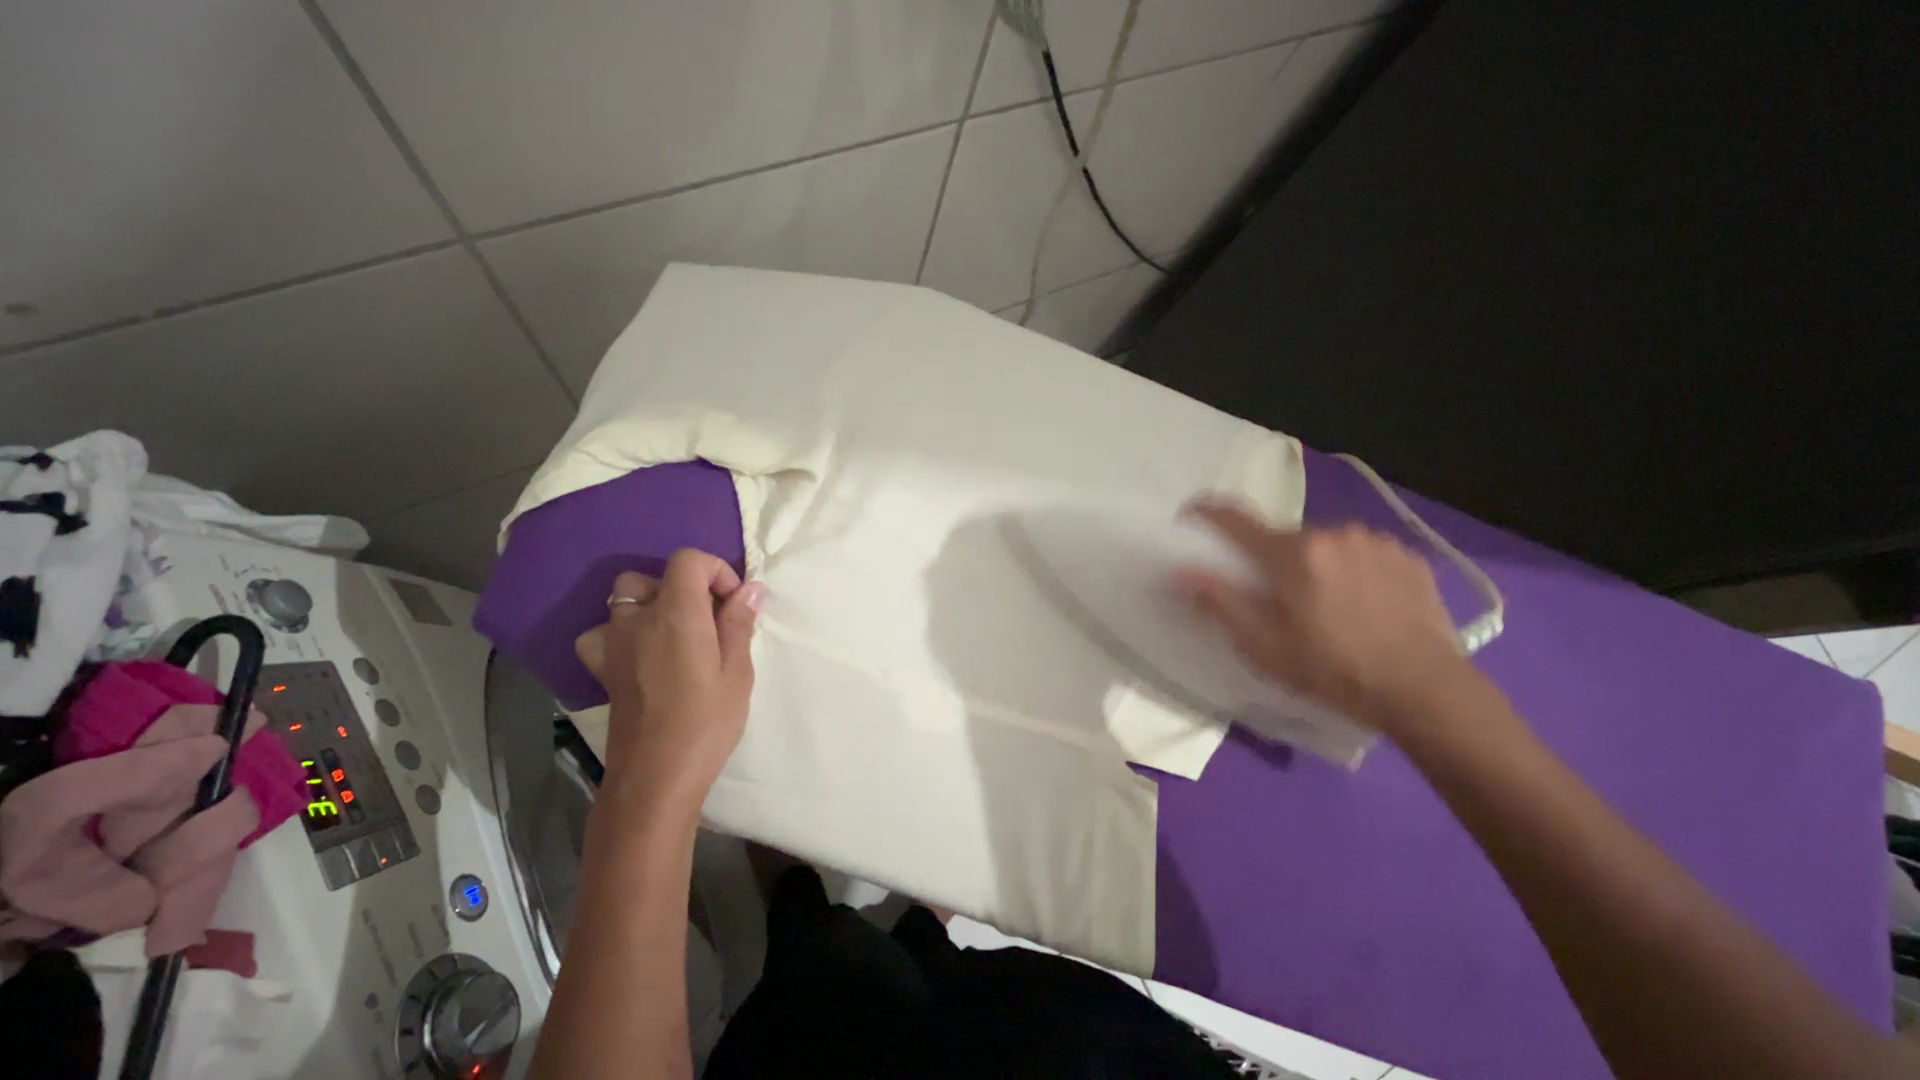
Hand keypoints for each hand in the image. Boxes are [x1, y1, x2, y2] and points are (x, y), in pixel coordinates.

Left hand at [574, 550, 763, 810]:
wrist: (656, 776)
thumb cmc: (705, 723)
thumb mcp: (738, 673)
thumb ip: (739, 624)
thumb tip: (750, 588)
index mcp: (676, 613)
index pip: (688, 560)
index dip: (715, 571)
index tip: (733, 603)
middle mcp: (637, 618)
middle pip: (654, 577)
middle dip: (685, 588)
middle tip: (710, 622)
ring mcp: (613, 643)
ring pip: (623, 599)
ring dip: (650, 605)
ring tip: (675, 634)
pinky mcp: (602, 669)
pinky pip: (601, 634)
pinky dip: (618, 634)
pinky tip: (638, 654)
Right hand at [1178, 499, 1475, 737]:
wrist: (1426, 688)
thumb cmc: (1335, 671)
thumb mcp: (1265, 648)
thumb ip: (1221, 603)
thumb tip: (1182, 569)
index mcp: (1292, 552)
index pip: (1236, 519)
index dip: (1207, 513)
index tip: (1191, 514)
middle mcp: (1333, 533)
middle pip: (1285, 539)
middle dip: (1273, 561)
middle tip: (1277, 602)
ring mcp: (1376, 541)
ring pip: (1327, 546)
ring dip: (1317, 567)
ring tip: (1329, 609)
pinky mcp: (1408, 557)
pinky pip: (1365, 555)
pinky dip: (1354, 573)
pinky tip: (1365, 608)